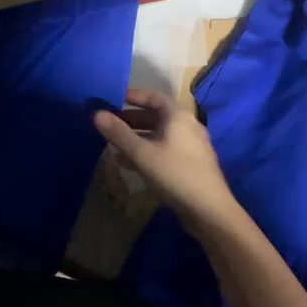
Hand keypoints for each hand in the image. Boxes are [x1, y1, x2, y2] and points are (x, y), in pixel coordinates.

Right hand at [93, 89, 242, 231]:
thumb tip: (97, 114)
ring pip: (160, 135)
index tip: (115, 98)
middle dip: (133, 118)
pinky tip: (130, 163)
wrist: (210, 210)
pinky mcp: (191, 165)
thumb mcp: (142, 153)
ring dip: (139, 136)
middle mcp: (187, 126)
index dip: (134, 96)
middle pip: (157, 116)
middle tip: (111, 122)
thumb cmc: (175, 173)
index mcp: (178, 116)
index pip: (155, 97)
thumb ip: (119, 133)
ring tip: (116, 142)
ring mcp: (192, 147)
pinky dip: (148, 151)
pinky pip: (166, 150)